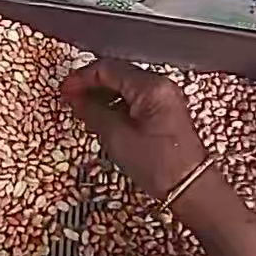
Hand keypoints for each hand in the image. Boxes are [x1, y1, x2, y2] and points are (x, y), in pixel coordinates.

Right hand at [60, 60, 236, 222]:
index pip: (108, 69)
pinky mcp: (165, 111)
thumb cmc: (157, 164)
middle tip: (69, 99)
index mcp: (150, 86)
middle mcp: (160, 85)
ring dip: (102, 95)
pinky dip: (115, 104)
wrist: (190, 187)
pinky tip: (102, 117)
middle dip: (91, 85)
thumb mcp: (117, 138)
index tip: (64, 90)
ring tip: (82, 110)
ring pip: (125, 87)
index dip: (82, 78)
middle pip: (118, 74)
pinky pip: (135, 99)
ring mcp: (165, 97)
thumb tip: (77, 100)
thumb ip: (94, 112)